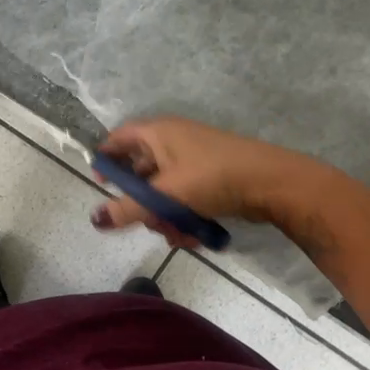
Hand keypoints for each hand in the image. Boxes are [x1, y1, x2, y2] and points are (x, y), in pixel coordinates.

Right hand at [91, 116, 333, 245]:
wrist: (274, 184)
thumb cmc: (212, 178)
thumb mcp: (165, 195)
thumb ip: (127, 209)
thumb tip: (95, 220)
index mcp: (157, 133)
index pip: (118, 138)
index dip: (105, 159)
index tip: (100, 185)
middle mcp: (173, 140)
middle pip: (141, 170)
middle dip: (141, 202)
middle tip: (143, 221)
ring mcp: (194, 159)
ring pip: (164, 189)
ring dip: (164, 215)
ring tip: (175, 234)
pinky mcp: (212, 177)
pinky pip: (186, 196)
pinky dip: (184, 215)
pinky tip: (193, 236)